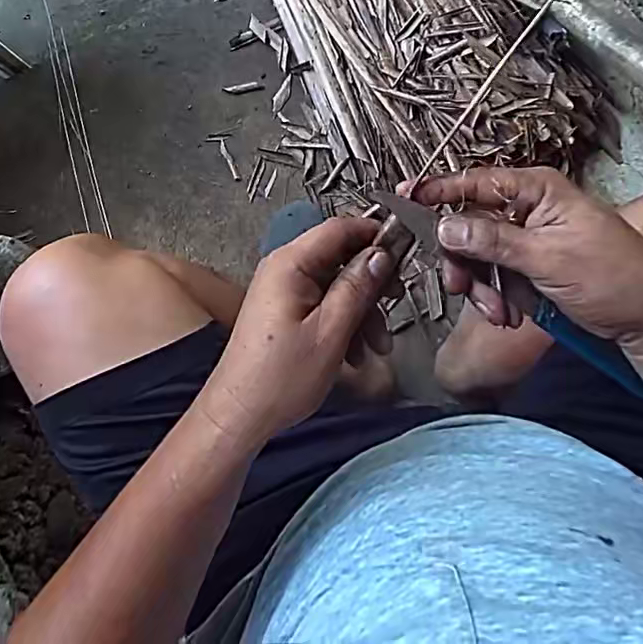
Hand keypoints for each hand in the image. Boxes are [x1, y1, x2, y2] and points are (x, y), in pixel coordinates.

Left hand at [194, 217, 395, 445]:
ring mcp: (283, 289)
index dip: (374, 234)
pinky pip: (323, 301)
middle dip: (371, 282)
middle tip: (395, 300)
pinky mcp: (285, 309)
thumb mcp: (330, 332)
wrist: (240, 416)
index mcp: (290, 264)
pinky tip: (355, 352)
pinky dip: (344, 321)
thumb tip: (380, 255)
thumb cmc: (278, 379)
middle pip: (340, 256)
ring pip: (336, 283)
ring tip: (376, 344)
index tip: (402, 249)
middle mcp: (284, 268)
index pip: (339, 228)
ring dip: (362, 309)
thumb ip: (357, 288)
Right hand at [411, 167, 642, 354]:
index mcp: (536, 189)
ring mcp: (527, 238)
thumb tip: (445, 224)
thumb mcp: (548, 257)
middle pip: (468, 223)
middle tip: (460, 286)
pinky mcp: (528, 265)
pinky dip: (494, 296)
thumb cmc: (614, 277)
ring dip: (480, 285)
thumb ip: (492, 240)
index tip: (406, 198)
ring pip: (477, 254)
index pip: (475, 182)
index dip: (438, 190)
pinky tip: (508, 315)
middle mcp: (527, 208)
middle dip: (462, 259)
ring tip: (498, 311)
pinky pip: (493, 275)